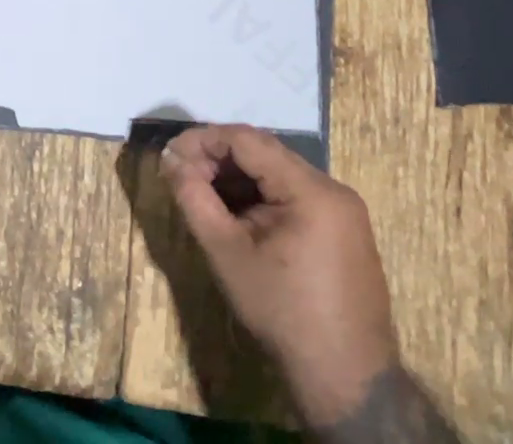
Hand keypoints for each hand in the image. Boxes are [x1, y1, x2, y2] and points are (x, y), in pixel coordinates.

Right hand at [160, 125, 398, 428]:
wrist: (345, 374)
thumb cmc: (280, 309)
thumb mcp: (225, 250)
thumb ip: (194, 196)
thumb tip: (170, 158)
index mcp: (311, 190)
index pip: (247, 140)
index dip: (202, 140)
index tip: (168, 157)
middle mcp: (333, 189)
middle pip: (263, 152)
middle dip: (216, 159)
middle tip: (181, 179)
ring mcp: (343, 210)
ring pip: (276, 172)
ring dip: (235, 178)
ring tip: (201, 197)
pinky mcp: (342, 229)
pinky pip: (292, 194)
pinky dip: (257, 196)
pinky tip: (234, 216)